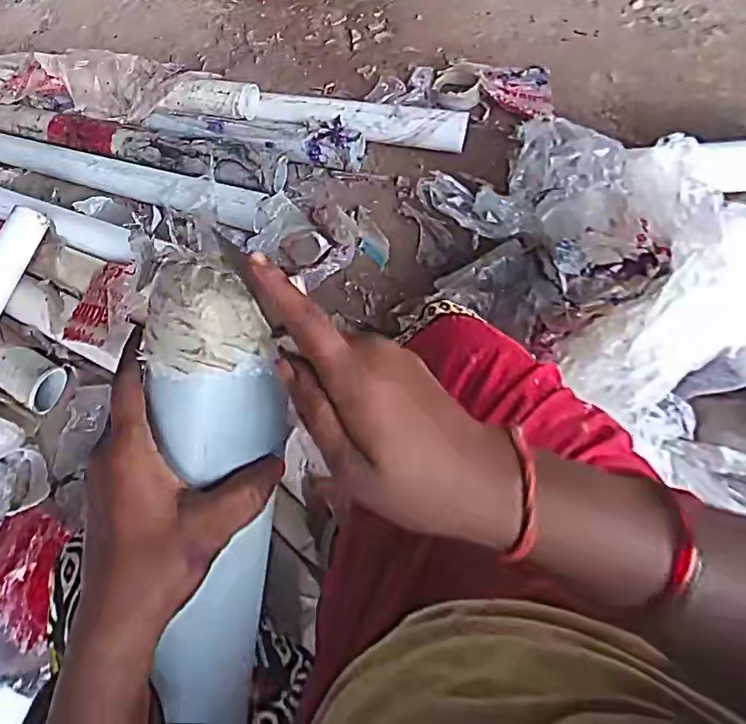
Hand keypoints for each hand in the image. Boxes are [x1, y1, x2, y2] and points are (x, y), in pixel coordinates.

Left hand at [78, 331, 283, 640]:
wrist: (117, 618)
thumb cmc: (154, 568)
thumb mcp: (208, 526)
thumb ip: (246, 493)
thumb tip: (275, 464)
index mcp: (126, 449)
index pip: (126, 384)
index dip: (135, 353)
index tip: (148, 329)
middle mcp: (105, 454)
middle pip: (123, 402)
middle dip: (146, 379)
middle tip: (179, 363)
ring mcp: (99, 474)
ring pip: (121, 427)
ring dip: (144, 410)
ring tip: (179, 403)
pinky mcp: (102, 493)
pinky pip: (119, 449)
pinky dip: (140, 436)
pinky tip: (168, 451)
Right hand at [238, 253, 520, 546]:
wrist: (492, 483)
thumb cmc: (415, 486)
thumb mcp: (349, 465)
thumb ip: (311, 409)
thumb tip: (284, 363)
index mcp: (353, 375)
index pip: (306, 321)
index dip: (276, 288)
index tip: (254, 259)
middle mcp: (372, 350)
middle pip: (319, 341)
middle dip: (303, 364)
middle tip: (317, 421)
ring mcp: (393, 353)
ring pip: (338, 353)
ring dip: (329, 378)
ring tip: (354, 435)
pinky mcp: (405, 361)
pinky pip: (359, 359)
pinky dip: (349, 379)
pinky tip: (370, 423)